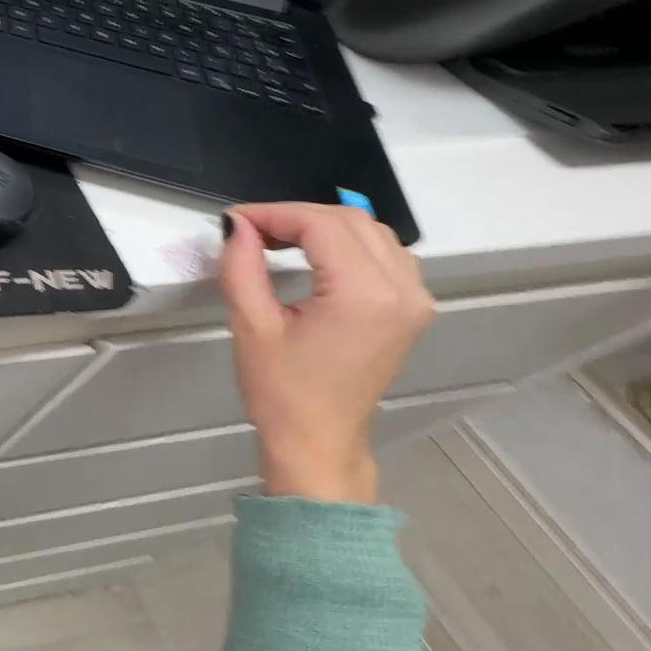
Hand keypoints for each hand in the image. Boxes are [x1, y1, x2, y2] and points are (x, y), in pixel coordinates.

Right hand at [220, 203, 434, 503]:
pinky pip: (384, 255)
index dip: (275, 214)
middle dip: (296, 217)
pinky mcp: (410, 307)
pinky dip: (346, 244)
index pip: (323, 225)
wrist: (316, 436)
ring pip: (372, 233)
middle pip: (352, 221)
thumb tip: (237, 228)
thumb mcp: (251, 326)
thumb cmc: (281, 391)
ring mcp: (414, 298)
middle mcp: (402, 289)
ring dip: (323, 227)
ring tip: (275, 240)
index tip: (236, 220)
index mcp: (364, 294)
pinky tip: (312, 255)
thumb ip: (243, 268)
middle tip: (249, 229)